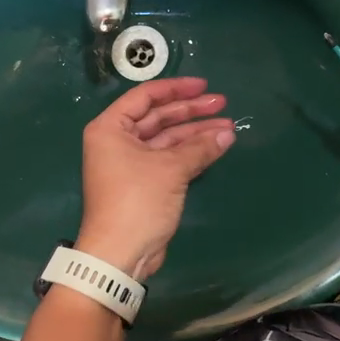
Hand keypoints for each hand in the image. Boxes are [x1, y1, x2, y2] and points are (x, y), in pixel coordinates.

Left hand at [76, 77, 235, 279]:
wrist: (120, 253)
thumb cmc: (137, 201)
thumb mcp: (170, 170)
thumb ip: (199, 148)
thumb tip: (228, 134)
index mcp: (111, 128)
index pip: (145, 97)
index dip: (176, 89)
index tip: (204, 86)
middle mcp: (118, 141)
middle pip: (159, 117)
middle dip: (191, 111)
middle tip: (223, 104)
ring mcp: (131, 163)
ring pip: (167, 139)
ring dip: (196, 133)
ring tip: (228, 128)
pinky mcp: (145, 183)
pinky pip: (170, 158)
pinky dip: (191, 152)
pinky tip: (216, 146)